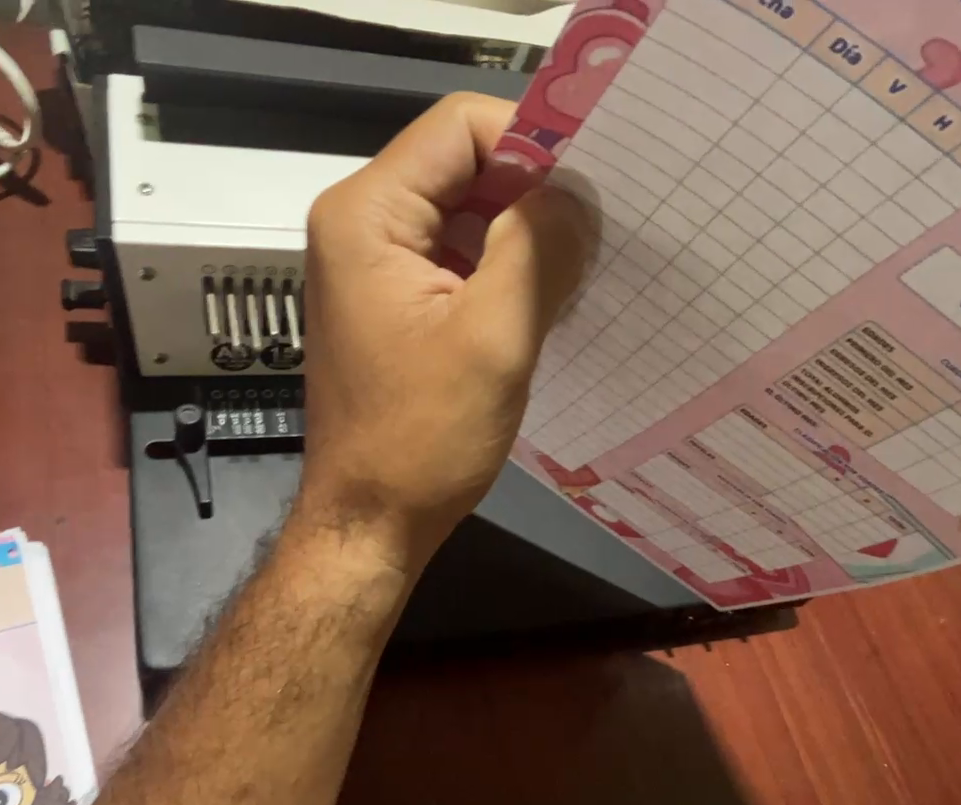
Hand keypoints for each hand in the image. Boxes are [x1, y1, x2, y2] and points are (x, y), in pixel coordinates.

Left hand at [295, 93, 591, 575]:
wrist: (371, 523)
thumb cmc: (422, 440)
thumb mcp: (494, 338)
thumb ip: (539, 247)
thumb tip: (577, 197)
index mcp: (368, 216)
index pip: (462, 127)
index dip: (534, 144)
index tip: (593, 191)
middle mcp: (361, 229)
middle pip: (463, 169)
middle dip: (534, 196)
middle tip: (600, 235)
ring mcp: (374, 272)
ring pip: (464, 218)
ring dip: (523, 240)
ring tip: (580, 273)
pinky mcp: (393, 310)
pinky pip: (456, 264)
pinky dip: (502, 275)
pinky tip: (544, 305)